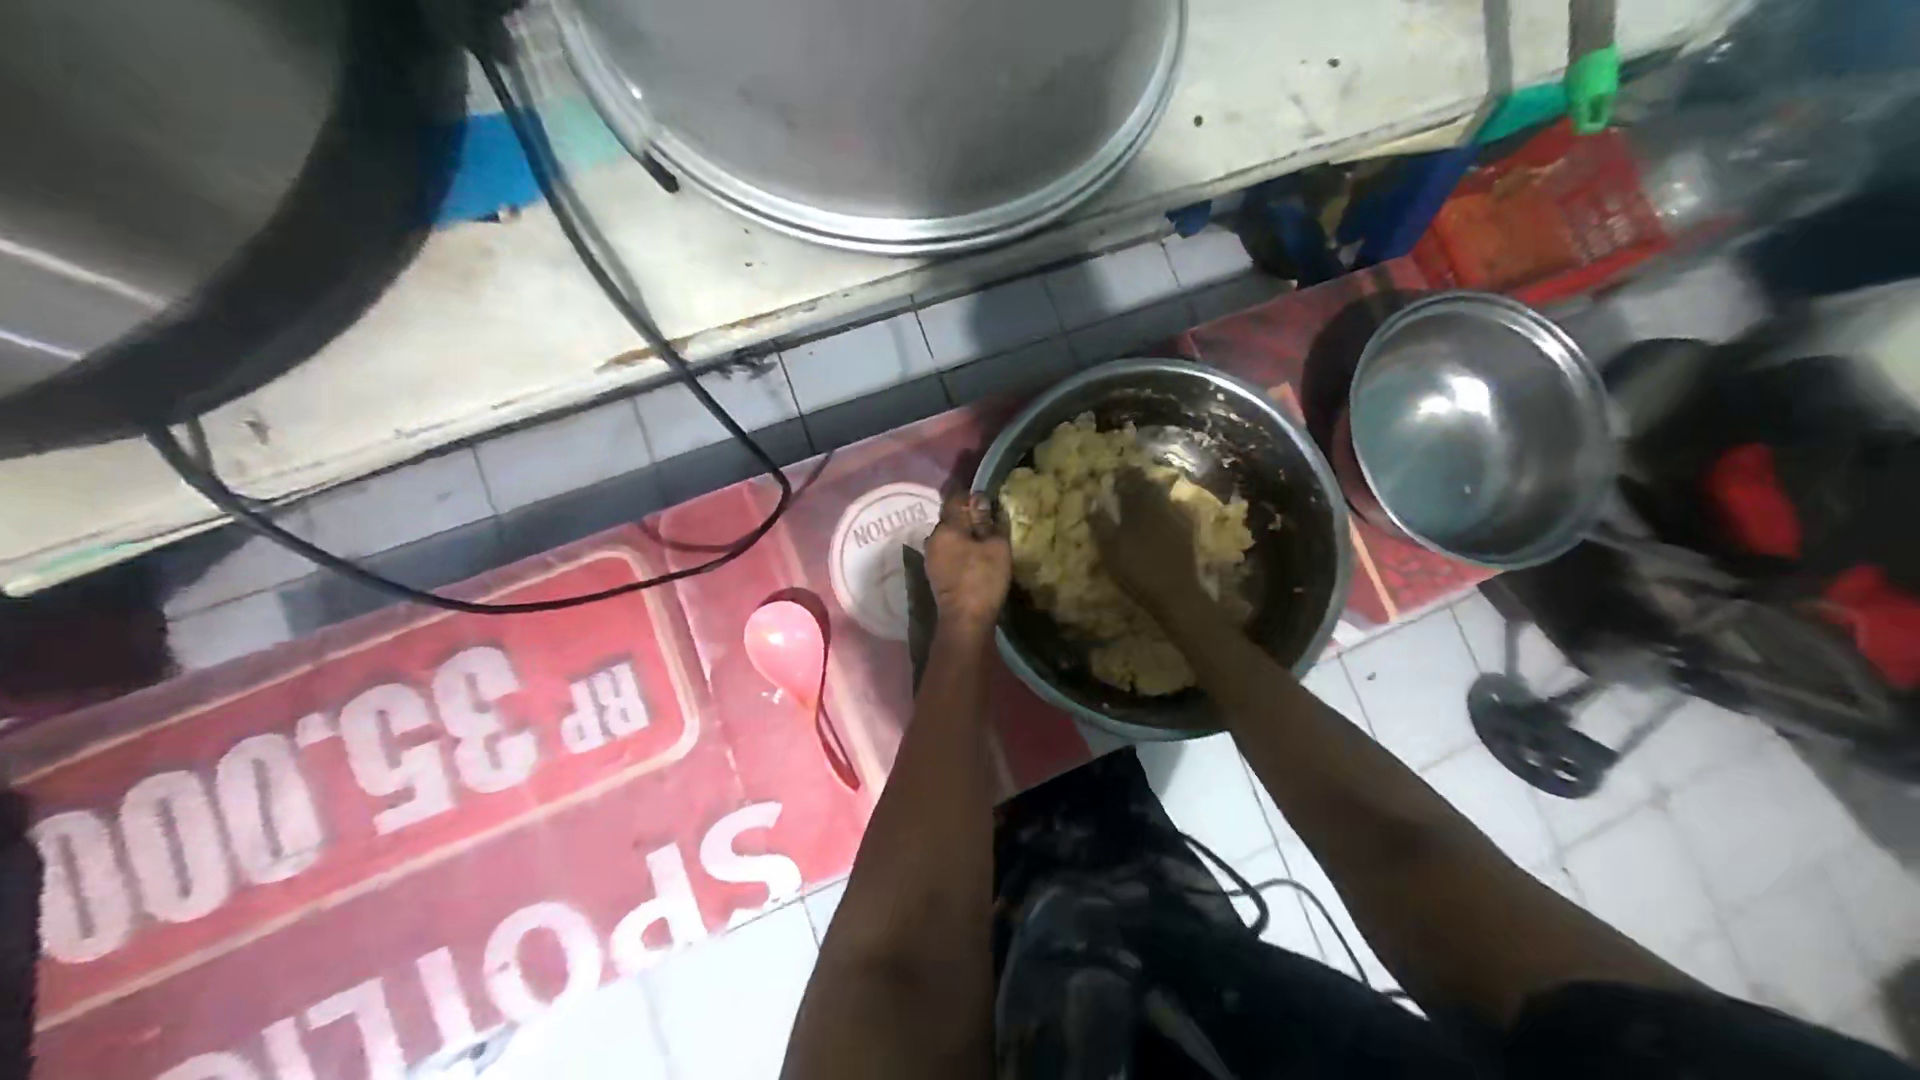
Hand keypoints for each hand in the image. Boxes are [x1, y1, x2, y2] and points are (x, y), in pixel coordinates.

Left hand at [924, 490, 1010, 634]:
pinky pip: (948, 553)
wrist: (965, 620)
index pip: (955, 500)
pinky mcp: (935, 574)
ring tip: (984, 541)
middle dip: (967, 518)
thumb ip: (987, 521)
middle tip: (989, 521)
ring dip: (964, 536)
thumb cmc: (982, 578)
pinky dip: (960, 551)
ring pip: (949, 538)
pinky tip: (974, 558)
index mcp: (946, 528)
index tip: (986, 498)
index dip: (970, 496)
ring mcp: (931, 558)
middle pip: (951, 520)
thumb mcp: (995, 546)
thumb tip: (980, 500)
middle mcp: (933, 539)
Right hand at [1091, 468, 1203, 616]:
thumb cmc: (1137, 570)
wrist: (1176, 591)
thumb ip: (1100, 522)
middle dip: (1139, 479)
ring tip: (1146, 489)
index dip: (1122, 477)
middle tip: (1131, 475)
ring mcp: (1176, 518)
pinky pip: (1178, 509)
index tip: (1116, 470)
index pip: (1129, 484)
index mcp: (1138, 508)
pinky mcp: (1188, 532)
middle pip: (1148, 487)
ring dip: (1154, 490)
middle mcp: (1158, 507)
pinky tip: (1169, 508)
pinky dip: (1170, 504)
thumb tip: (1092, 499)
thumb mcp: (1110, 548)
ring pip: (1164, 496)